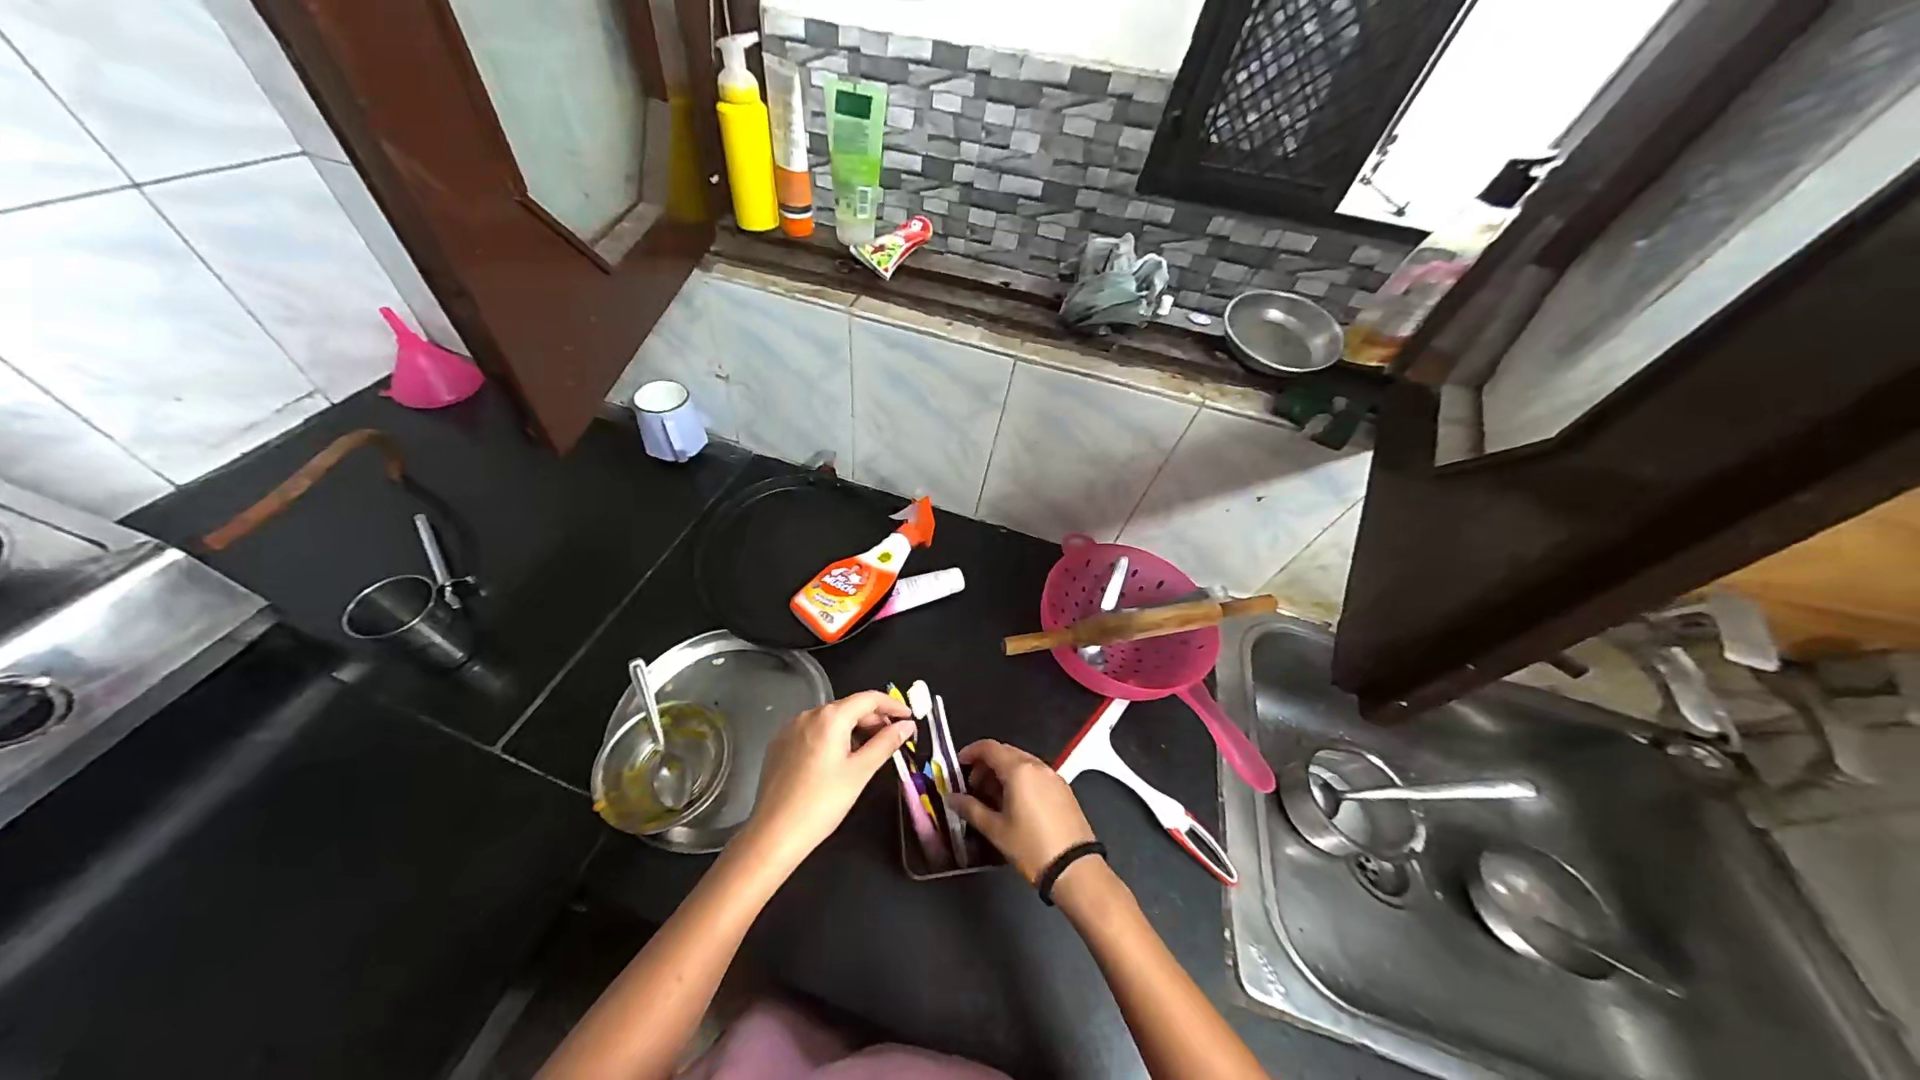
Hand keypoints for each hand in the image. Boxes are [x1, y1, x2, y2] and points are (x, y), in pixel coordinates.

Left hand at [742, 690, 914, 870]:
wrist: (774, 834)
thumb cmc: (822, 803)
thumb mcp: (860, 772)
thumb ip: (886, 743)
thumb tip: (906, 725)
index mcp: (829, 717)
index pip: (868, 698)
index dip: (892, 705)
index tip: (909, 718)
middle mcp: (807, 715)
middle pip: (848, 707)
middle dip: (874, 719)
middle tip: (894, 738)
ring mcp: (789, 729)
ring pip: (830, 720)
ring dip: (853, 728)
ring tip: (869, 750)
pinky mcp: (779, 745)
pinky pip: (812, 732)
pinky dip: (832, 737)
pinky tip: (839, 759)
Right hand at [949, 739, 1096, 882]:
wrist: (1075, 868)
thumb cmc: (1031, 847)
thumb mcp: (995, 829)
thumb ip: (970, 809)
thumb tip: (952, 798)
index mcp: (1018, 770)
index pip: (989, 747)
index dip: (970, 752)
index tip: (958, 765)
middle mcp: (1037, 766)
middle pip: (1005, 752)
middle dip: (985, 765)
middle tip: (972, 787)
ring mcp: (1053, 776)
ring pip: (1021, 763)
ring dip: (1002, 773)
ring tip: (992, 798)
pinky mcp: (1063, 789)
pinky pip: (1036, 774)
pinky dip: (1020, 780)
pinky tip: (1014, 804)